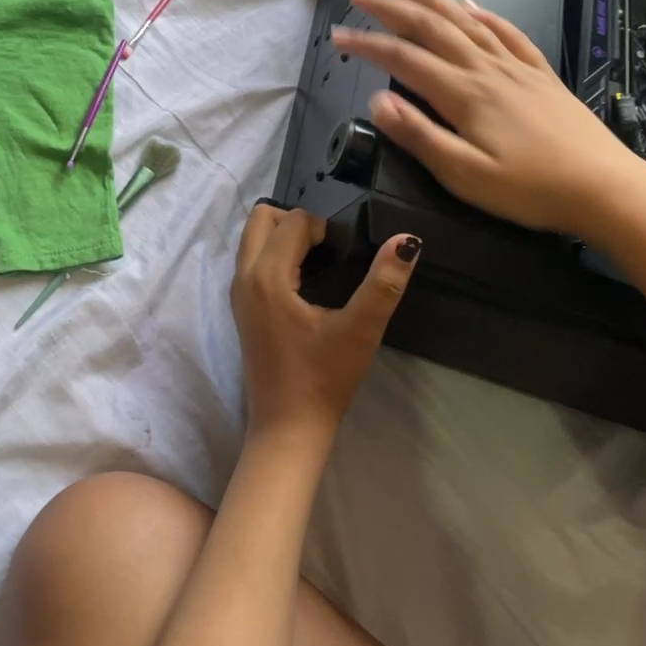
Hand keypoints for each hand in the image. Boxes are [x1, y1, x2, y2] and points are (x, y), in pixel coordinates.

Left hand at [230, 203, 419, 443]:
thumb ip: (384, 283)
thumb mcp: (360, 330)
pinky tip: (304, 282)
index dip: (322, 228)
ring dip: (282, 237)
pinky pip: (251, 260)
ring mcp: (237, 293)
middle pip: (261, 218)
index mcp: (267, 275)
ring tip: (318, 262)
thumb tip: (407, 240)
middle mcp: (243, 276)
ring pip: (253, 239)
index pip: (293, 221)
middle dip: (295, 221)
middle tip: (327, 248)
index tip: (343, 255)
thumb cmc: (323, 378)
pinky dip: (273, 255)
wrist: (287, 426)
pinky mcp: (241, 308)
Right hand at [330, 0, 645, 236]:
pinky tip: (471, 4)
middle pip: (432, 28)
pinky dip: (484, 13)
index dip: (366, 44)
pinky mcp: (541, 76)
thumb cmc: (531, 189)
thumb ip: (418, 135)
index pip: (403, 59)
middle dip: (391, 8)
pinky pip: (508, 33)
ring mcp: (517, 69)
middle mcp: (487, 71)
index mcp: (464, 94)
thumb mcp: (464, 174)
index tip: (337, 35)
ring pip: (466, 22)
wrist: (606, 189)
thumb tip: (377, 101)